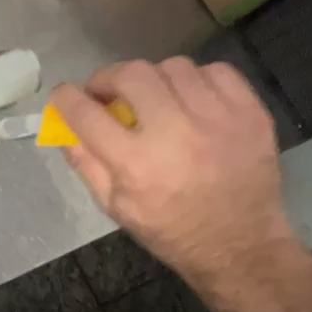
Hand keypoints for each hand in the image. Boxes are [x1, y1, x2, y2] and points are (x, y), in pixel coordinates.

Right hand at [52, 57, 295, 288]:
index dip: (66, 98)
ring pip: (174, 67)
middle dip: (108, 78)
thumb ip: (85, 163)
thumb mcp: (114, 206)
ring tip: (152, 97)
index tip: (62, 95)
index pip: (87, 114)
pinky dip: (195, 79)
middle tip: (107, 92)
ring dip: (152, 78)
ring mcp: (217, 119)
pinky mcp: (250, 113)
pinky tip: (189, 99)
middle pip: (132, 75)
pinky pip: (217, 71)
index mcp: (135, 163)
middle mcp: (175, 133)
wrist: (238, 243)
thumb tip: (62, 126)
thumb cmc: (167, 229)